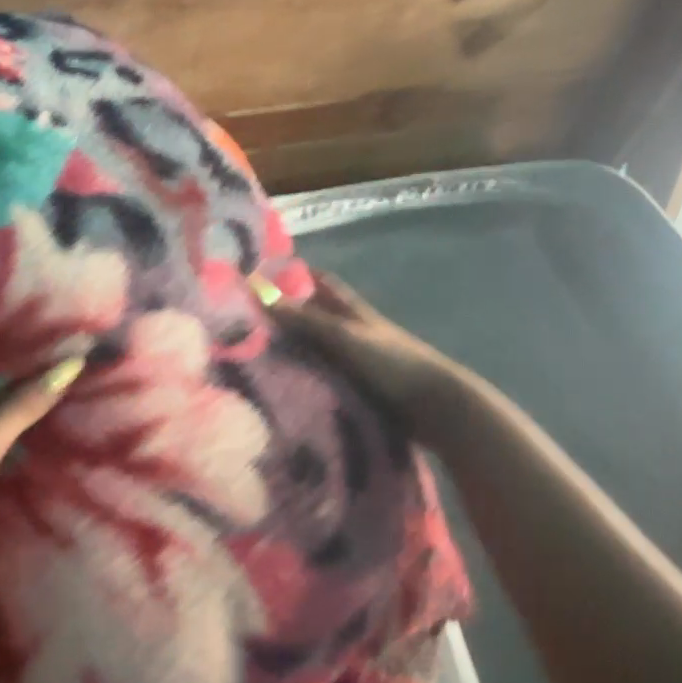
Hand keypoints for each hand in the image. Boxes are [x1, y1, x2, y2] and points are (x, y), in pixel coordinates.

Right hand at [272, 274, 485, 445]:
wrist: (437, 408)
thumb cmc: (391, 363)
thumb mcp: (343, 336)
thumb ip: (303, 319)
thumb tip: (256, 295)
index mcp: (352, 311)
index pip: (322, 282)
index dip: (296, 273)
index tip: (263, 274)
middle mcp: (353, 331)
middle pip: (314, 315)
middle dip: (284, 313)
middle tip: (244, 320)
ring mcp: (356, 360)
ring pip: (316, 347)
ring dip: (291, 348)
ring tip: (253, 354)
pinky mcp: (357, 387)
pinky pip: (322, 375)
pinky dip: (303, 375)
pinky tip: (281, 383)